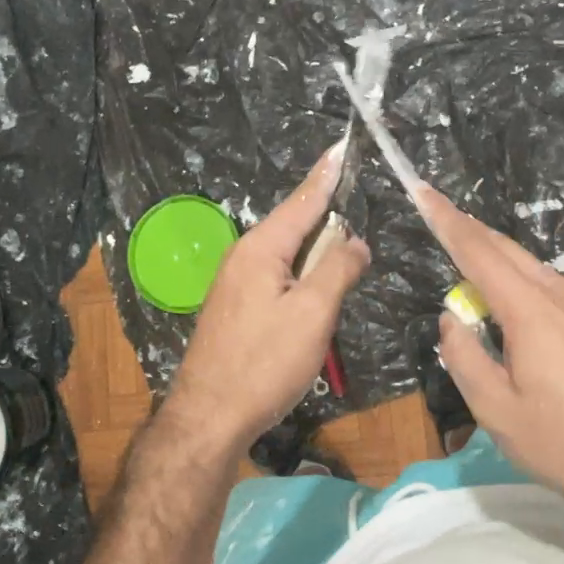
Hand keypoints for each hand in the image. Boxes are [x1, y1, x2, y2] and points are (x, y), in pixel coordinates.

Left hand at [164, 144, 369, 452]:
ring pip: (287, 254)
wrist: (209, 416)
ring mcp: (236, 283)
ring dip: (317, 251)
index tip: (340, 147)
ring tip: (347, 246)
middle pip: (295, 225)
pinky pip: (278, 276)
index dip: (326, 175)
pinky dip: (302, 274)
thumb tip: (355, 240)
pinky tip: (317, 288)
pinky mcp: (236, 308)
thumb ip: (337, 270)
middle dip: (326, 215)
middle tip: (355, 198)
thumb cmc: (264, 362)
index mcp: (262, 248)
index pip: (303, 200)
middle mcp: (244, 256)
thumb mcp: (313, 313)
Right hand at [420, 185, 563, 516]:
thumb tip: (452, 319)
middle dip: (466, 227)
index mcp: (530, 311)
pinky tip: (505, 297)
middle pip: (505, 248)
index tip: (423, 192)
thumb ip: (466, 358)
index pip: (478, 252)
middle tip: (434, 211)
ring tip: (462, 251)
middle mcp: (559, 296)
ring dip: (491, 253)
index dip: (446, 221)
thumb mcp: (499, 412)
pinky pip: (545, 284)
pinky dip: (514, 276)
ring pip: (528, 264)